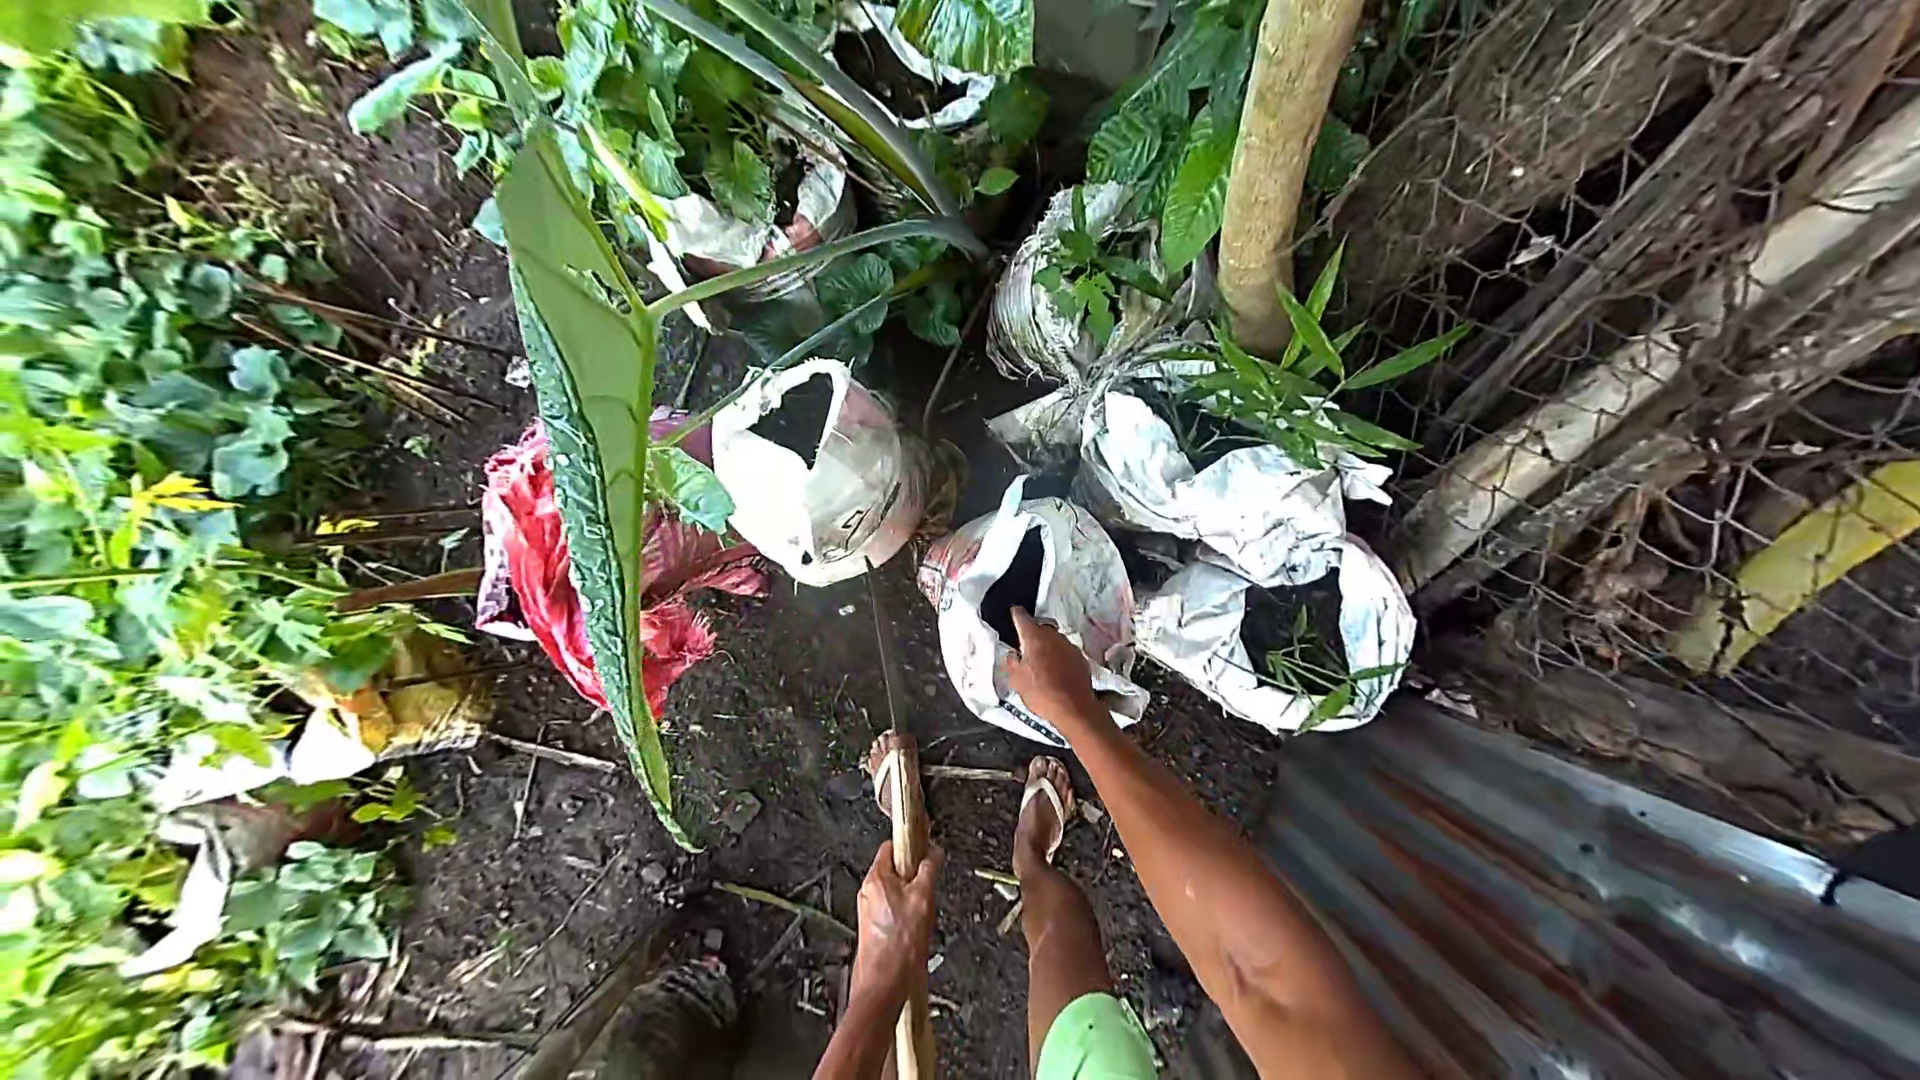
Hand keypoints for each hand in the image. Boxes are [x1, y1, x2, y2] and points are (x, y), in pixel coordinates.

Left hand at [851, 840, 942, 1003]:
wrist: (884, 987)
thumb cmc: (899, 945)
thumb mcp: (924, 897)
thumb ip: (929, 869)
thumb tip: (934, 852)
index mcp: (876, 878)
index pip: (892, 846)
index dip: (910, 845)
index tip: (924, 848)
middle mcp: (868, 892)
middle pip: (894, 869)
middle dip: (913, 875)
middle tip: (927, 887)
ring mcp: (868, 911)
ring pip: (894, 890)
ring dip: (910, 895)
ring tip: (922, 913)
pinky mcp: (872, 928)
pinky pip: (891, 910)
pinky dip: (904, 912)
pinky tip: (914, 929)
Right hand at [1006, 607, 1104, 726]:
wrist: (1074, 708)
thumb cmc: (1041, 692)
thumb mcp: (1016, 680)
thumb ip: (1012, 662)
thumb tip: (1013, 653)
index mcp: (1034, 637)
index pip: (1022, 617)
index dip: (1016, 614)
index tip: (1014, 612)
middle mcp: (1053, 636)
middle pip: (1041, 627)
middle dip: (1033, 632)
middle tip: (1026, 645)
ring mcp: (1069, 646)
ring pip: (1055, 639)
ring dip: (1048, 644)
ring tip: (1042, 660)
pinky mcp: (1081, 658)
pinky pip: (1066, 651)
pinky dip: (1060, 655)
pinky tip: (1057, 669)